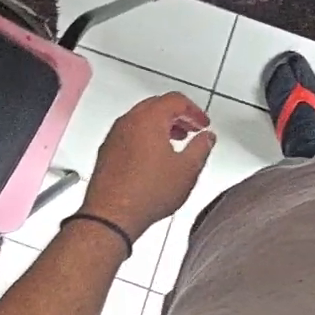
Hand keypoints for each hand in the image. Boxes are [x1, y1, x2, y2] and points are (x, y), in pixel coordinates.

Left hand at [81, 94, 216, 237]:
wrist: (112, 215)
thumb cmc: (145, 193)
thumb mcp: (187, 169)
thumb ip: (201, 148)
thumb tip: (207, 138)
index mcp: (149, 118)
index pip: (175, 99)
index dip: (194, 110)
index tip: (202, 123)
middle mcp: (128, 122)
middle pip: (156, 106)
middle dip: (177, 115)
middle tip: (191, 128)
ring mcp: (114, 136)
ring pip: (141, 121)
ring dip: (161, 127)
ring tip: (175, 143)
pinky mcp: (106, 152)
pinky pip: (129, 136)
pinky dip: (145, 138)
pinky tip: (154, 159)